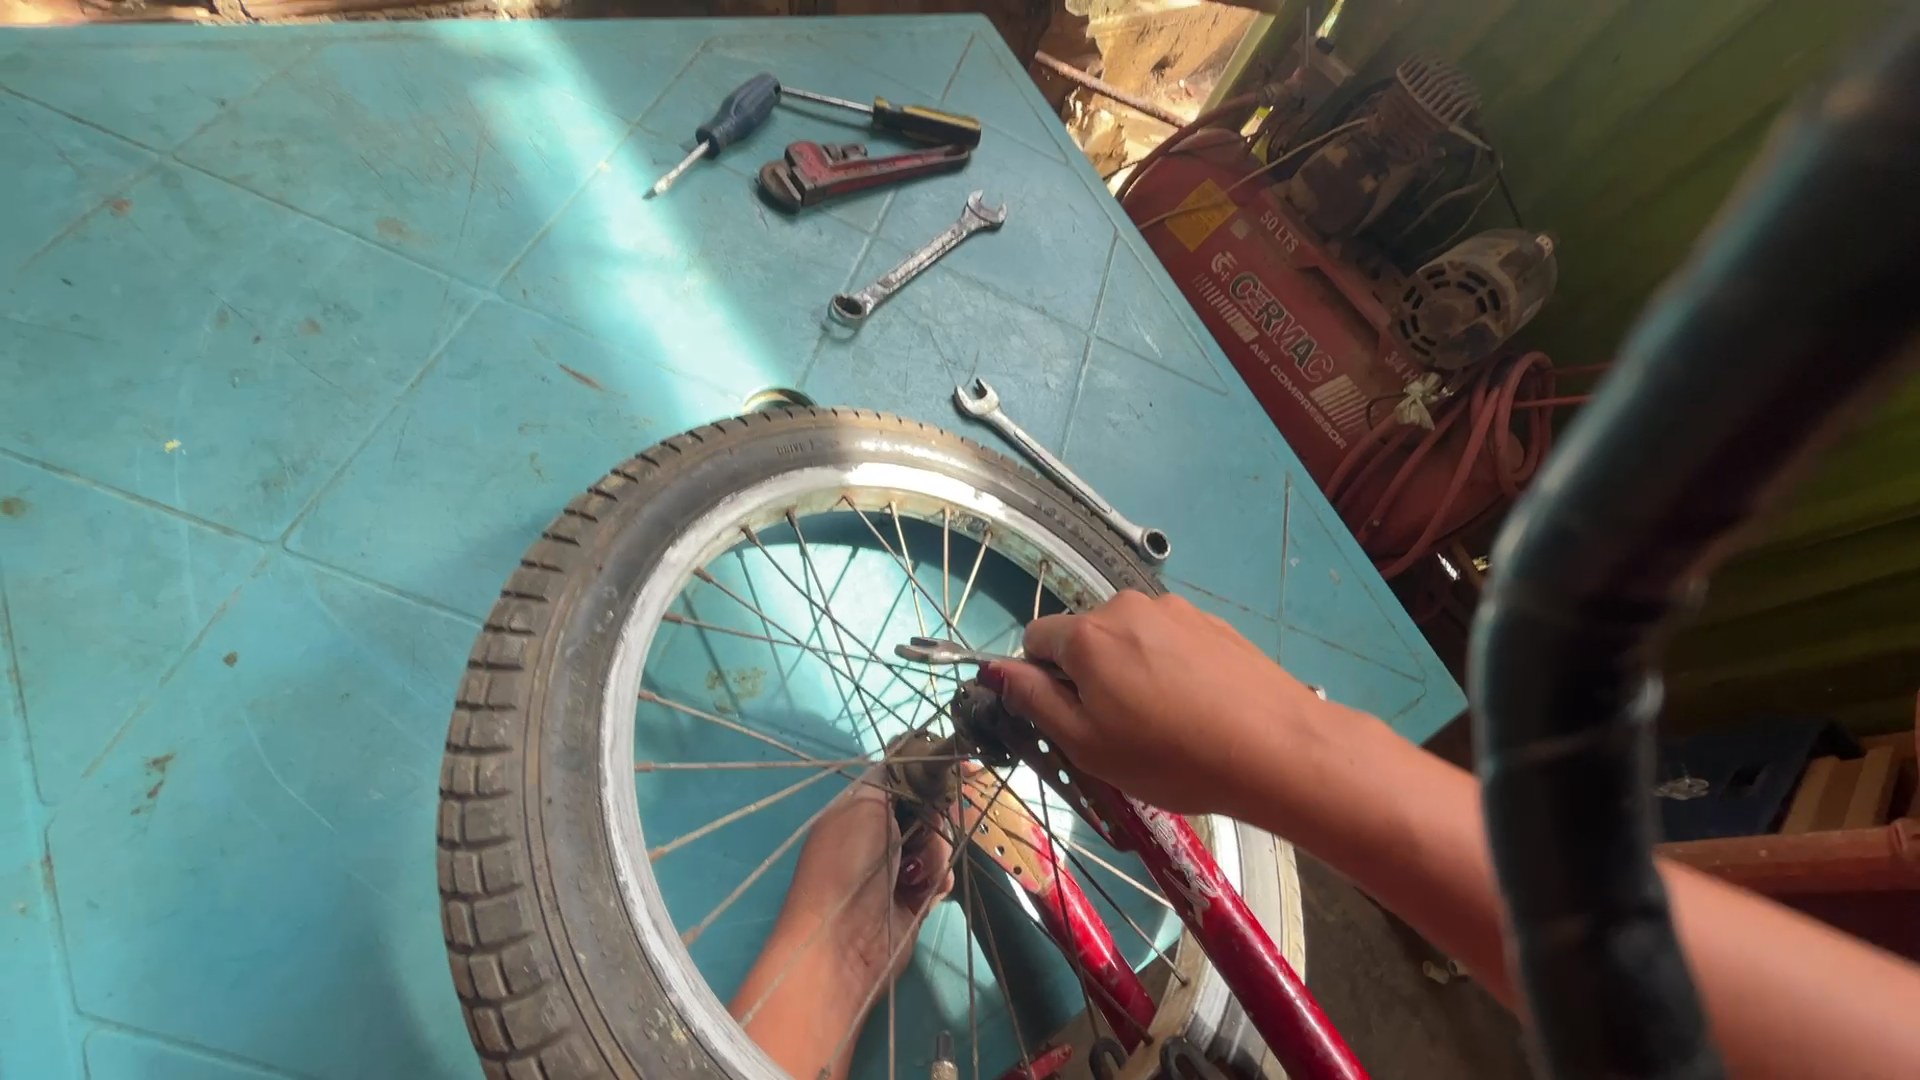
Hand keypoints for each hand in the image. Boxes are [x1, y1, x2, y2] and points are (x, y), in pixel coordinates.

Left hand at [780, 767, 954, 990]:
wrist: (842, 944)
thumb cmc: (847, 865)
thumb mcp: (862, 804)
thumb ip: (892, 775)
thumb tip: (912, 746)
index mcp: (859, 807)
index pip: (901, 778)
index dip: (928, 772)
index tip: (958, 765)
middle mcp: (878, 834)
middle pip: (926, 808)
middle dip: (933, 817)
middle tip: (922, 829)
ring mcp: (896, 867)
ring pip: (937, 841)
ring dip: (933, 854)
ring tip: (913, 874)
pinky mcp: (914, 898)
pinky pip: (941, 874)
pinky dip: (937, 879)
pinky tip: (923, 891)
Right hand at [989, 591, 1335, 816]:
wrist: (1277, 748)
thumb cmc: (1170, 755)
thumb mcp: (1086, 743)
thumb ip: (1032, 700)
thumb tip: (993, 669)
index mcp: (1087, 635)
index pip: (1033, 639)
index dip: (1040, 679)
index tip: (1069, 716)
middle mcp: (1124, 606)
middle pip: (1081, 634)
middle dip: (1085, 673)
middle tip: (1117, 725)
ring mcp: (1172, 608)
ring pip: (1125, 635)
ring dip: (1126, 666)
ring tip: (1163, 716)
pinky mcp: (1209, 620)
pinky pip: (1165, 637)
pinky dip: (1165, 663)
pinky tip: (1194, 702)